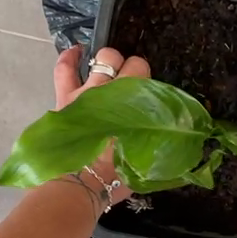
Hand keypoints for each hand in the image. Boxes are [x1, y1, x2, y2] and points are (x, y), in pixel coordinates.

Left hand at [52, 45, 150, 201]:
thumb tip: (171, 143)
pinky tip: (77, 51)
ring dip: (108, 61)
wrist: (79, 186)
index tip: (149, 97)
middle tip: (131, 85)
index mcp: (138, 106)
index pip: (150, 78)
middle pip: (131, 64)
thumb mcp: (146, 162)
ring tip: (109, 67)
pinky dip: (70, 57)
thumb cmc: (114, 177)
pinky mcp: (65, 97)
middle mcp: (115, 92)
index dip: (150, 84)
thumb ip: (158, 147)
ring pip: (103, 59)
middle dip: (133, 70)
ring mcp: (88, 92)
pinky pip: (66, 69)